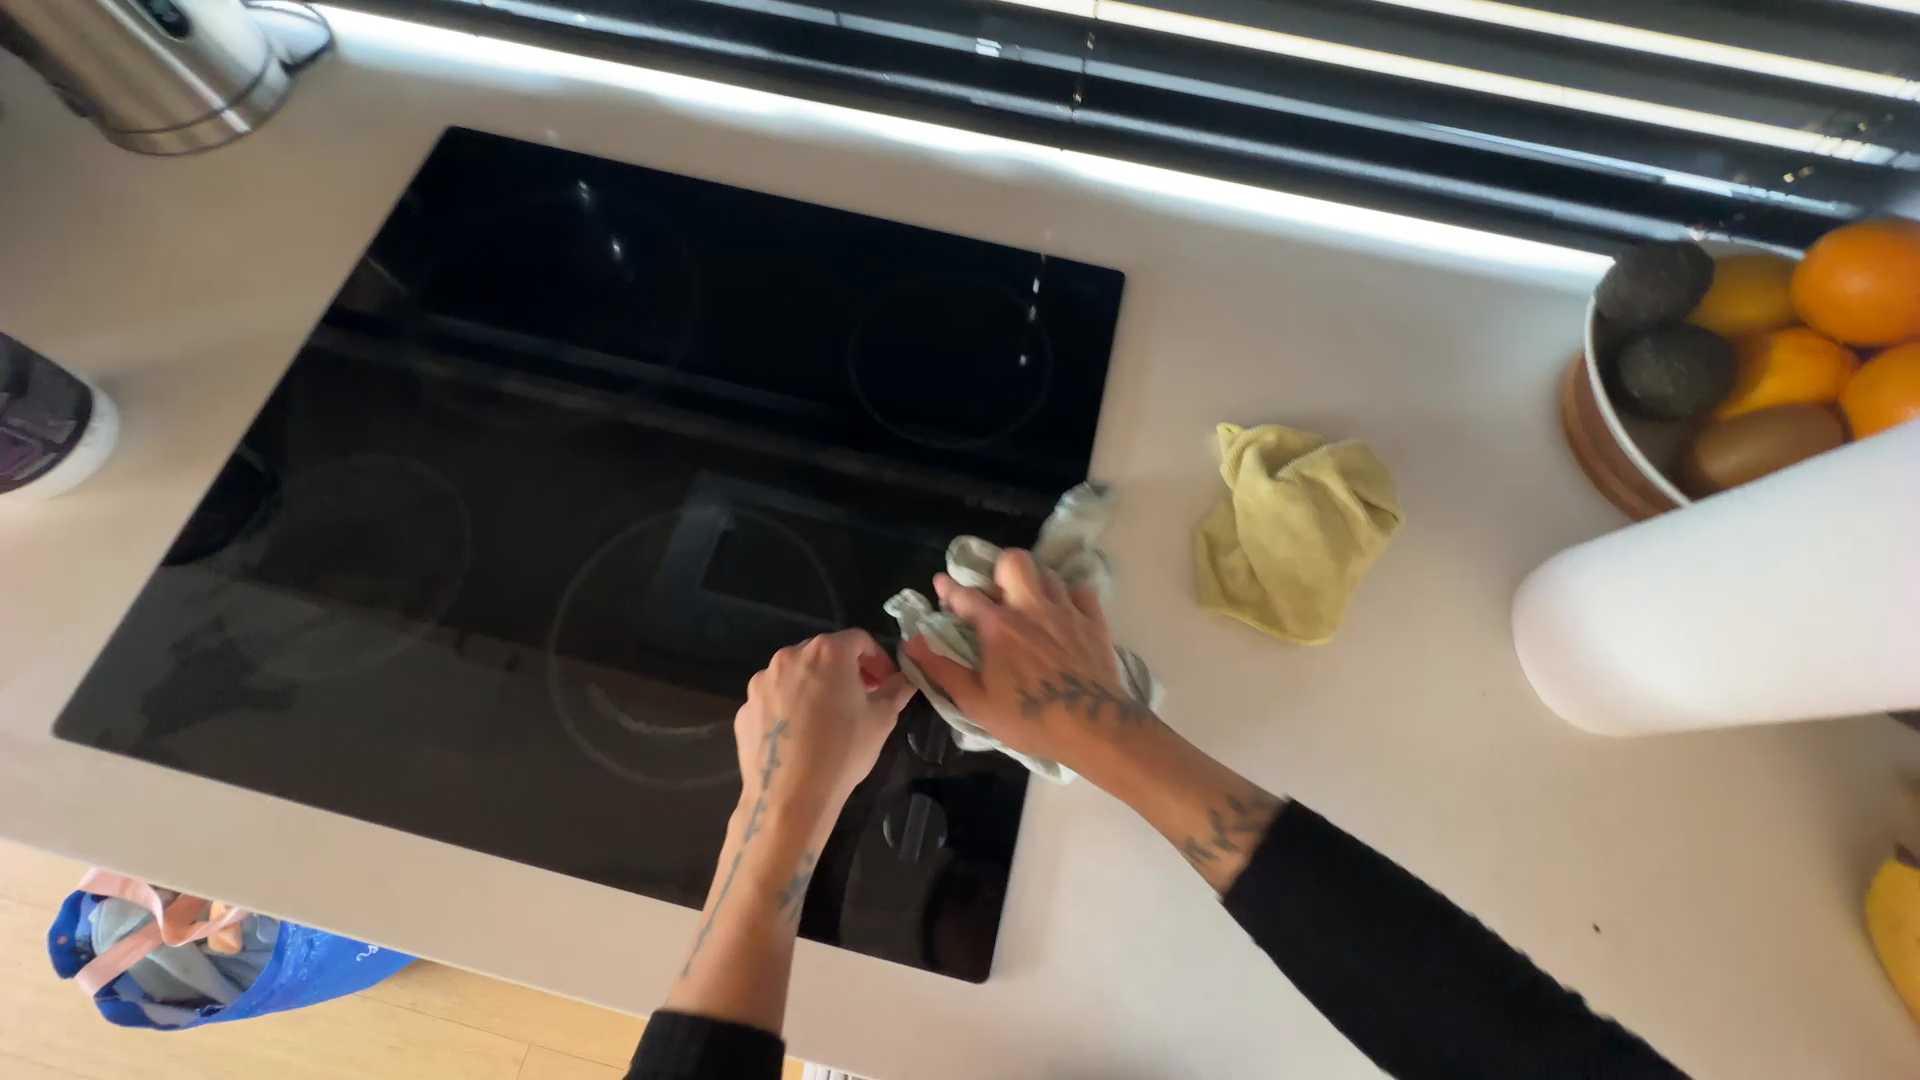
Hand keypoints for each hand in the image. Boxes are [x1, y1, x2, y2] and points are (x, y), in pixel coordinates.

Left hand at [734, 629, 916, 838]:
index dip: (877, 659)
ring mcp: (762, 682)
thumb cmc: (843, 750)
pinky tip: (799, 735)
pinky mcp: (745, 708)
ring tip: (826, 718)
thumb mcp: (882, 719)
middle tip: (861, 697)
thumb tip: (906, 679)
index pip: (859, 640)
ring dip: (815, 686)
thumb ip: (896, 690)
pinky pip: (774, 699)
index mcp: (827, 652)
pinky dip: (789, 707)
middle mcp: (790, 657)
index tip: (885, 682)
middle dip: (846, 670)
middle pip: (824, 653)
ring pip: (796, 674)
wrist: (790, 796)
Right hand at [903, 549, 1159, 774]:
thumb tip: (911, 642)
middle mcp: (1031, 608)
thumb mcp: (976, 702)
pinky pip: (1082, 593)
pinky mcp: (1094, 622)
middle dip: (1000, 569)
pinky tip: (1065, 613)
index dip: (949, 588)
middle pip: (1014, 561)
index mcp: (999, 627)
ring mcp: (1066, 612)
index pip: (966, 595)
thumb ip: (942, 669)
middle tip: (996, 592)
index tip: (941, 583)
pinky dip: (1071, 597)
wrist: (1092, 727)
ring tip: (1029, 602)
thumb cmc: (1029, 718)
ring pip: (1048, 574)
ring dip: (1034, 583)